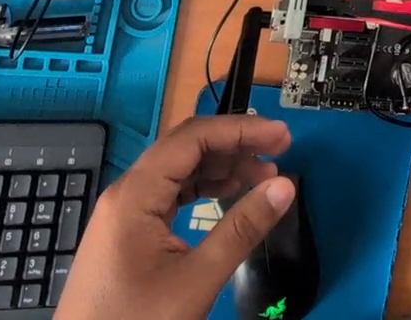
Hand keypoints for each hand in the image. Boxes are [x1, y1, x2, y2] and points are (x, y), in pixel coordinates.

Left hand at [56, 115, 295, 319]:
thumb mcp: (195, 281)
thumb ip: (242, 229)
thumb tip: (285, 186)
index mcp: (136, 194)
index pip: (195, 138)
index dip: (242, 130)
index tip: (283, 138)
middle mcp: (127, 194)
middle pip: (187, 147)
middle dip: (236, 144)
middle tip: (280, 151)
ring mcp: (125, 214)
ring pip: (181, 169)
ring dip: (224, 166)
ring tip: (263, 179)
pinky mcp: (128, 235)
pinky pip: (172, 194)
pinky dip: (206, 188)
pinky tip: (230, 196)